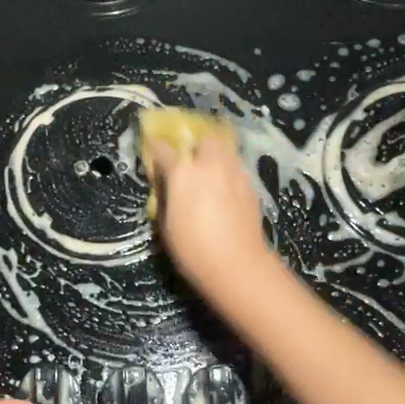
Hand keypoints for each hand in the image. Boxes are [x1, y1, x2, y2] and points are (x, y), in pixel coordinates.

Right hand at [145, 132, 271, 295]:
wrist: (237, 265)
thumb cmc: (193, 250)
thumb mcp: (167, 226)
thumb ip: (166, 198)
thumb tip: (166, 184)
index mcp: (183, 174)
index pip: (165, 150)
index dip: (157, 147)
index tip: (153, 147)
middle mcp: (210, 166)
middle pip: (205, 139)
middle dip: (197, 144)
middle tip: (191, 159)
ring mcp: (234, 173)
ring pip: (226, 150)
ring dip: (216, 156)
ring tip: (211, 174)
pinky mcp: (251, 186)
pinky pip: (237, 169)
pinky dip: (229, 173)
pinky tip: (226, 192)